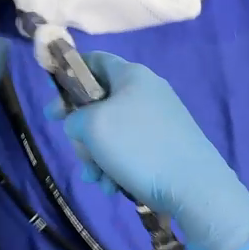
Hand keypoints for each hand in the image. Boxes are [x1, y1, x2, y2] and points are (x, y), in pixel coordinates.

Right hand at [54, 51, 248, 249]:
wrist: (195, 188)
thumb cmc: (138, 147)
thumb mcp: (91, 125)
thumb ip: (74, 117)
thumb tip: (80, 125)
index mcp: (131, 75)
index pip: (92, 60)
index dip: (67, 76)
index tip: (53, 103)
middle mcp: (147, 92)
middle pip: (99, 103)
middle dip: (82, 132)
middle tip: (78, 152)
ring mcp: (159, 120)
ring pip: (112, 132)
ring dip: (96, 156)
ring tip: (97, 179)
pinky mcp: (167, 145)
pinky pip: (130, 149)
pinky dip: (116, 166)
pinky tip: (113, 186)